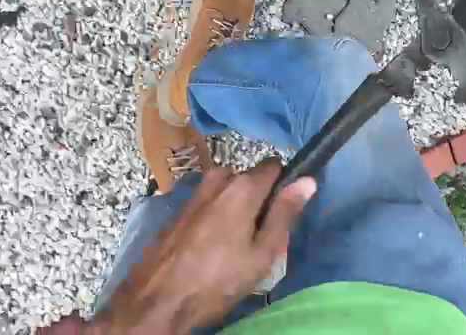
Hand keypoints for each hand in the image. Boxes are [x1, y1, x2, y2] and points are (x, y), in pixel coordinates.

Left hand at [95, 162, 316, 334]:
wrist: (156, 301)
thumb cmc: (216, 280)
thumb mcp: (261, 254)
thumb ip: (285, 214)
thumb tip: (308, 180)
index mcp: (243, 186)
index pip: (274, 165)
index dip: (281, 186)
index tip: (280, 212)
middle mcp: (219, 178)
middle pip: (250, 179)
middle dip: (257, 200)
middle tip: (256, 239)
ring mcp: (196, 191)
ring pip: (228, 191)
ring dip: (234, 209)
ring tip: (232, 247)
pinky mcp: (180, 207)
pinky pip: (209, 202)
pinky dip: (214, 217)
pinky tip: (209, 248)